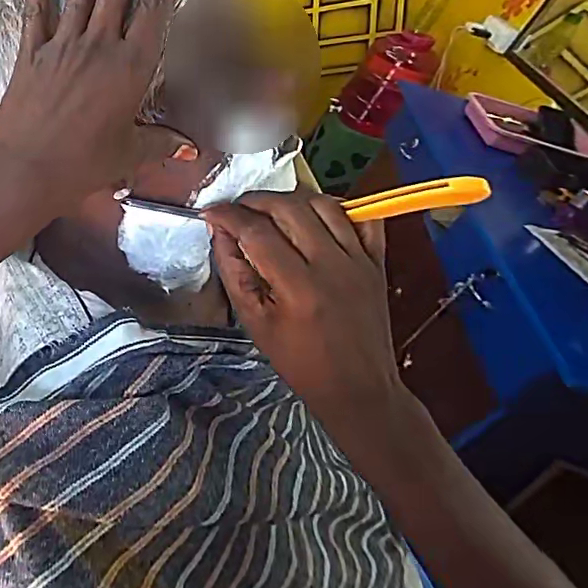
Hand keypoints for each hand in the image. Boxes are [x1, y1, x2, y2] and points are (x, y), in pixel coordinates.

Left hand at [0, 0, 189, 212]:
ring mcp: (61, 47)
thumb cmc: (81, 163)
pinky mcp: (31, 55)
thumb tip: (185, 146)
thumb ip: (159, 141)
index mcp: (129, 67)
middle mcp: (97, 47)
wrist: (27, 166)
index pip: (152, 11)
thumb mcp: (128, 152)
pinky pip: (36, 12)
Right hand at [201, 189, 402, 425]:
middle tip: (235, 209)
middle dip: (254, 201)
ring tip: (270, 210)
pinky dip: (337, 207)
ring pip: (323, 204)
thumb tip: (220, 231)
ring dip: (290, 199)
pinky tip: (315, 215)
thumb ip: (234, 271)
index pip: (256, 231)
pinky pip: (362, 217)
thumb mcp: (253, 321)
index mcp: (298, 287)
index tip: (210, 213)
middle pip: (288, 208)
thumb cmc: (299, 361)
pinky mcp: (377, 261)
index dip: (227, 215)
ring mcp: (359, 260)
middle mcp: (332, 265)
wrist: (358, 388)